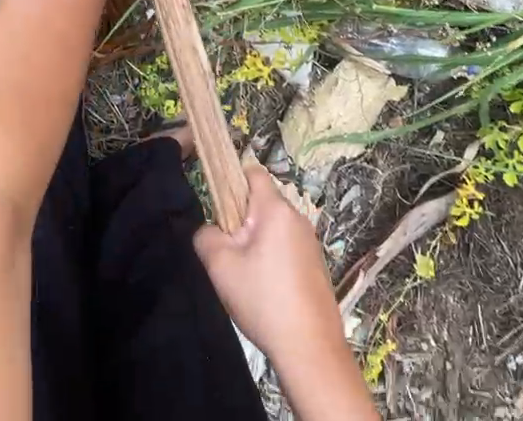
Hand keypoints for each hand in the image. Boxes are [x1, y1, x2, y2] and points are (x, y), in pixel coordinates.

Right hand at [196, 168, 378, 420]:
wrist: (310, 349)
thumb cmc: (263, 299)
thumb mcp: (220, 266)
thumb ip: (206, 236)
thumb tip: (210, 230)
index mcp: (277, 210)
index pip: (253, 173)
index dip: (231, 180)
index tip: (218, 208)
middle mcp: (298, 219)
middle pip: (261, 204)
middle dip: (241, 221)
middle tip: (228, 253)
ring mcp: (310, 244)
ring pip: (273, 229)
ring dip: (255, 244)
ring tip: (244, 277)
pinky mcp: (316, 266)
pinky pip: (286, 249)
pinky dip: (271, 260)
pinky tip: (264, 292)